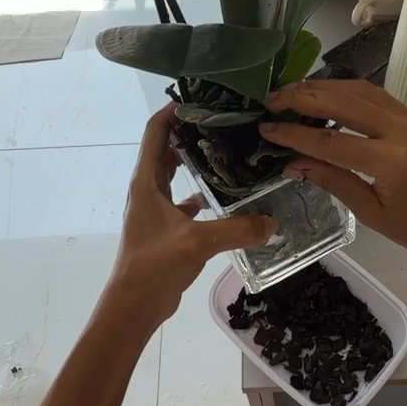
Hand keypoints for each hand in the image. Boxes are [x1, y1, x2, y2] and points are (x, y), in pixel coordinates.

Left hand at [109, 106, 276, 317]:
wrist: (132, 307)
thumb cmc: (154, 266)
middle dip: (189, 132)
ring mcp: (154, 210)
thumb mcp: (198, 243)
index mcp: (146, 182)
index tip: (202, 98)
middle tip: (222, 122)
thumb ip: (237, 229)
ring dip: (194, 161)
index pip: (155, 132)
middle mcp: (147, 190)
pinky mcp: (163, 229)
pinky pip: (182, 202)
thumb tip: (274, 222)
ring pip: (173, 175)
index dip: (173, 111)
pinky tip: (223, 199)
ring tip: (226, 152)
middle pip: (164, 149)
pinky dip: (199, 194)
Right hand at [260, 81, 406, 271]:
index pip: (331, 141)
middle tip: (271, 100)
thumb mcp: (372, 214)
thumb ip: (332, 181)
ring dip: (322, 87)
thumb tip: (292, 163)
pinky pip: (375, 96)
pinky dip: (345, 91)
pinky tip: (324, 94)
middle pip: (343, 102)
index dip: (295, 134)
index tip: (267, 129)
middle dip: (303, 98)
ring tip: (290, 92)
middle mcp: (402, 131)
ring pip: (359, 91)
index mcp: (392, 162)